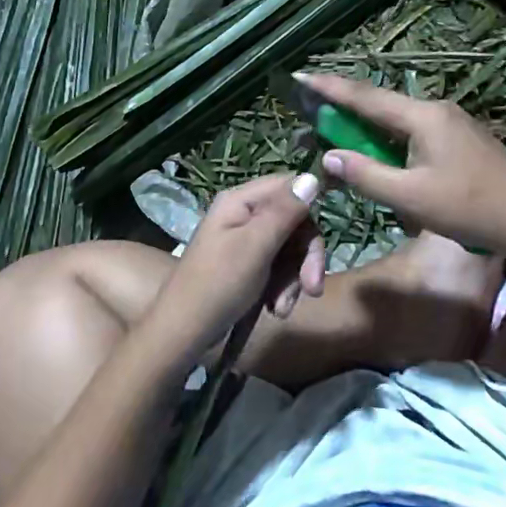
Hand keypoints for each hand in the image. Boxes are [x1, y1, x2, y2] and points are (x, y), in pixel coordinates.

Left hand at [142, 173, 325, 360]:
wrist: (186, 329)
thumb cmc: (218, 283)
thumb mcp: (255, 245)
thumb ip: (284, 211)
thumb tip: (314, 176)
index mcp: (240, 200)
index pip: (289, 186)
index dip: (309, 210)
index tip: (319, 242)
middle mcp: (243, 214)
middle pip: (294, 222)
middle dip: (304, 257)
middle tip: (311, 288)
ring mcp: (244, 239)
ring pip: (289, 249)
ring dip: (293, 279)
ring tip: (281, 308)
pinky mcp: (247, 263)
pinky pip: (277, 267)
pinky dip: (281, 288)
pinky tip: (275, 309)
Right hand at [297, 73, 505, 261]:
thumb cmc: (470, 208)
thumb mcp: (410, 196)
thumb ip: (366, 174)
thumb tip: (329, 157)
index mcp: (423, 117)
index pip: (366, 97)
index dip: (330, 88)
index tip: (301, 76)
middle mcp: (436, 110)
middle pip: (380, 104)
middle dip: (345, 105)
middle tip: (313, 106)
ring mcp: (452, 123)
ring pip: (397, 119)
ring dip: (367, 125)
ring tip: (338, 128)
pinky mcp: (460, 140)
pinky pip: (413, 131)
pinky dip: (388, 138)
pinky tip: (380, 152)